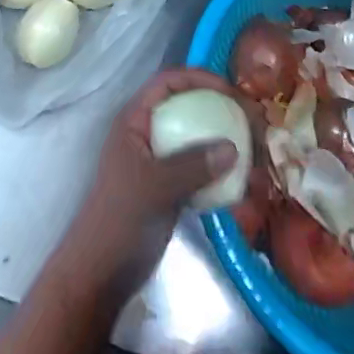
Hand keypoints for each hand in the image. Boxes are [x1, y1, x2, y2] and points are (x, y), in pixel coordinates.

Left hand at [57, 67, 240, 303]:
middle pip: (186, 107)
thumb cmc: (119, 221)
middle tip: (252, 123)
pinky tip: (242, 180)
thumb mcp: (156, 188)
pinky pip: (199, 166)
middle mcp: (146, 134)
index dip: (199, 79)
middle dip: (219, 109)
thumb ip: (193, 165)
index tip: (232, 93)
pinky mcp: (168, 187)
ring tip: (254, 151)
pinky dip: (220, 168)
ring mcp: (157, 162)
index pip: (168, 82)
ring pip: (195, 137)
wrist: (100, 275)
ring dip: (223, 140)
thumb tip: (233, 147)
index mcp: (134, 122)